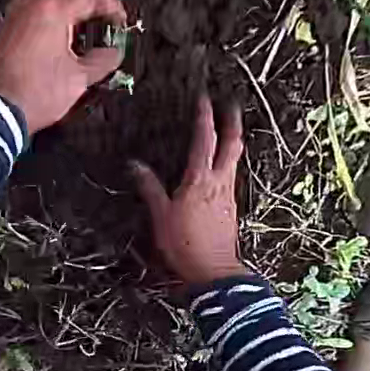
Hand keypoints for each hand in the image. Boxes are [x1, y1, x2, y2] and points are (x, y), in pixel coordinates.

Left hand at [0, 0, 127, 133]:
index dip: (111, 5)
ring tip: (77, 7)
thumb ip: (101, 61)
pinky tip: (54, 25)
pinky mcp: (4, 27)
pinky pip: (26, 2)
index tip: (118, 18)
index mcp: (54, 10)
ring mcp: (14, 13)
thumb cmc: (33, 95)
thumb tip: (112, 54)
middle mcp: (31, 4)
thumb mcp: (77, 80)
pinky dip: (45, 3)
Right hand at [130, 95, 248, 285]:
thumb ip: (149, 187)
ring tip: (228, 129)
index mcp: (200, 180)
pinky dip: (227, 162)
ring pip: (234, 159)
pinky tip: (221, 166)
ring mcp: (228, 194)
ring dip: (232, 141)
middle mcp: (220, 182)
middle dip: (232, 122)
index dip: (205, 117)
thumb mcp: (161, 215)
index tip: (205, 99)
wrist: (213, 270)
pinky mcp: (231, 207)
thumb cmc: (185, 244)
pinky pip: (231, 176)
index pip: (204, 140)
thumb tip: (135, 165)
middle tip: (231, 106)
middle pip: (232, 144)